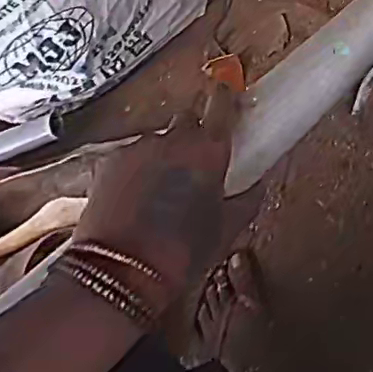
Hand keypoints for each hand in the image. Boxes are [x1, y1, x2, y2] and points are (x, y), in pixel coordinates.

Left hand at [74, 84, 235, 310]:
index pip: (221, 102)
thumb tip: (261, 181)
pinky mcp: (111, 160)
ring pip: (158, 140)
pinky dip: (135, 170)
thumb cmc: (183, 254)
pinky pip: (130, 156)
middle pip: (187, 118)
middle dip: (192, 132)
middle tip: (194, 160)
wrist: (120, 275)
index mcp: (209, 148)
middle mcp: (175, 138)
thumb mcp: (226, 229)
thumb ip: (248, 198)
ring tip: (159, 189)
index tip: (228, 97)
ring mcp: (140, 147)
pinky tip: (134, 198)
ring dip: (163, 154)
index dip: (225, 96)